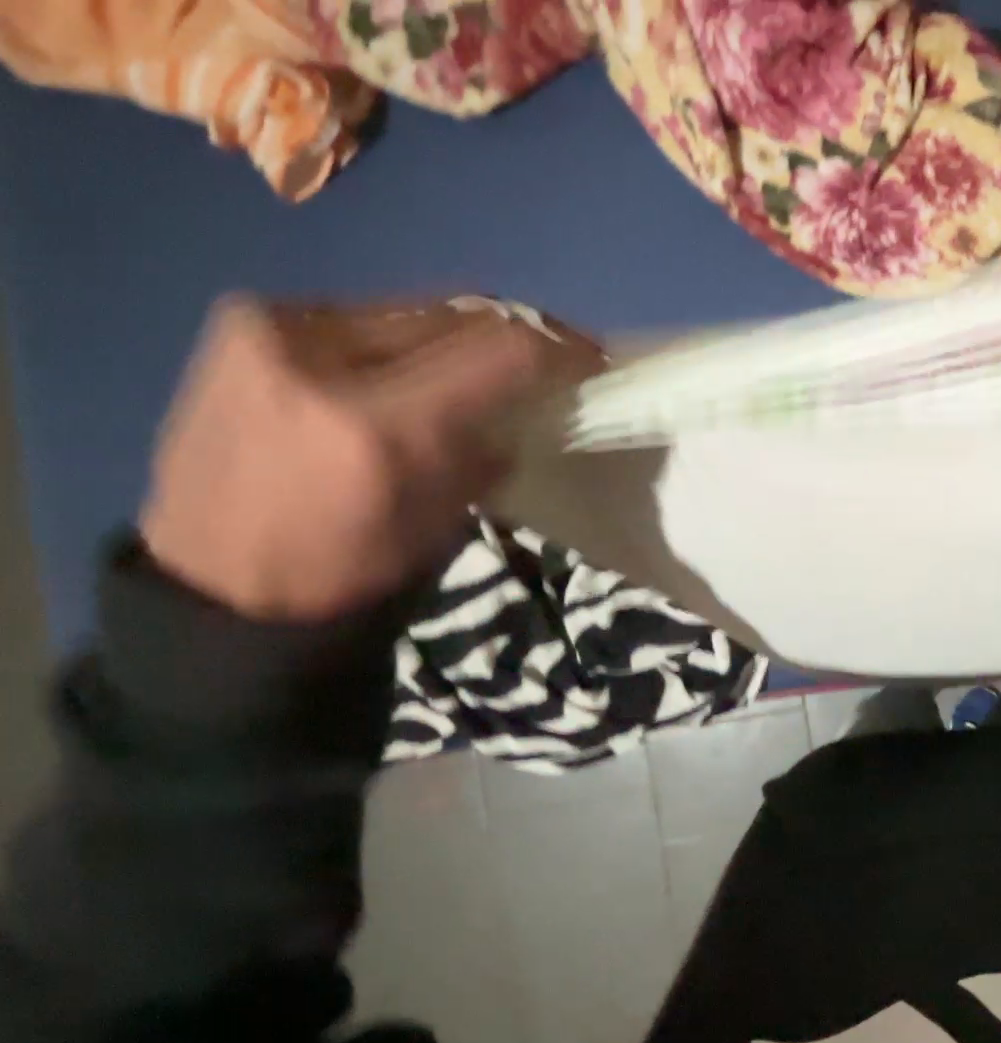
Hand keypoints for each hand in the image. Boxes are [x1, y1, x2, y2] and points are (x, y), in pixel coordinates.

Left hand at [141, 295, 602, 620]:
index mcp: (375, 426)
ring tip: (491, 363)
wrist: (215, 584)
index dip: (560, 348)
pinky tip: (423, 366)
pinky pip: (366, 316)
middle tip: (554, 357)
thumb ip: (488, 449)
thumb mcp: (441, 520)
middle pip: (455, 316)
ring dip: (464, 336)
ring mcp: (274, 329)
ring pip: (412, 310)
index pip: (498, 352)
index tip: (595, 360)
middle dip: (516, 336)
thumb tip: (528, 405)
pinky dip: (411, 339)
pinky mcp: (250, 322)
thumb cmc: (344, 572)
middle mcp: (319, 357)